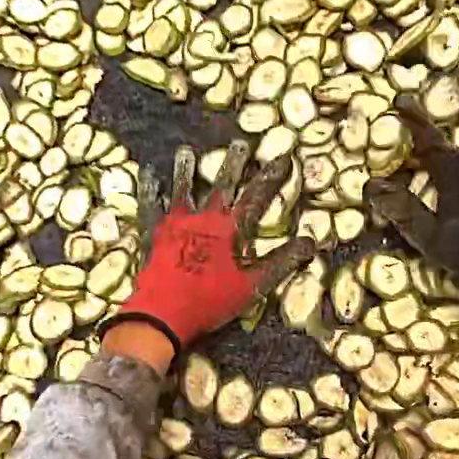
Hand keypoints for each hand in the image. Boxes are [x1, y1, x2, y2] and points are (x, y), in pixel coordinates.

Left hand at [103, 141, 316, 361]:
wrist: (163, 314)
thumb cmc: (210, 301)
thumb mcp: (252, 286)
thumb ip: (281, 263)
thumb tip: (311, 243)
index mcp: (230, 229)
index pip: (257, 195)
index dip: (272, 175)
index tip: (285, 156)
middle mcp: (203, 218)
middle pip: (221, 184)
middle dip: (233, 163)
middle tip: (239, 144)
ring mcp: (175, 223)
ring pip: (183, 189)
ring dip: (186, 170)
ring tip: (186, 152)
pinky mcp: (153, 234)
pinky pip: (150, 206)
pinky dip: (150, 190)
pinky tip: (148, 176)